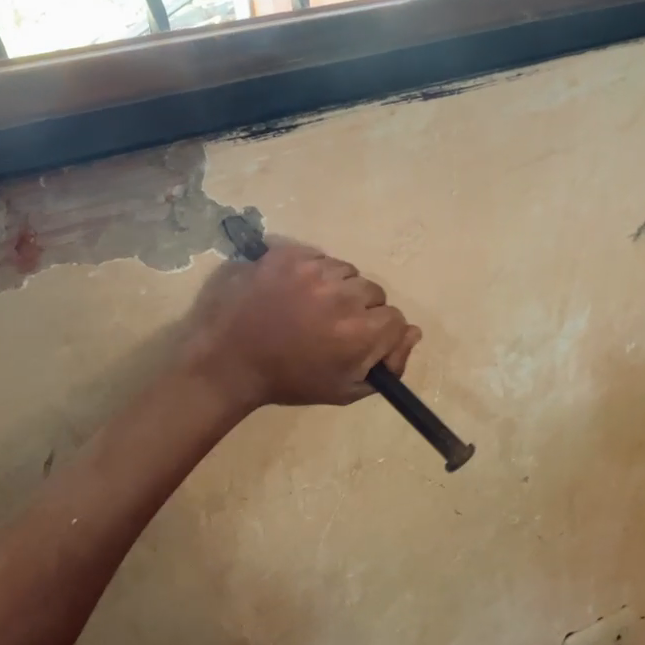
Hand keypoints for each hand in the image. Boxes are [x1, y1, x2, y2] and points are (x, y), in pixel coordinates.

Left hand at [181, 240, 422, 410]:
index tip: (357, 341)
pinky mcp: (287, 254)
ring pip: (346, 271)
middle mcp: (343, 295)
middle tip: (329, 325)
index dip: (379, 332)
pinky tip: (292, 292)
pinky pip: (317, 256)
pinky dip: (311, 271)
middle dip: (359, 309)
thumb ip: (388, 365)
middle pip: (372, 292)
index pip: (395, 318)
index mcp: (360, 332)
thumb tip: (414, 332)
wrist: (230, 361)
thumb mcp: (345, 389)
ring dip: (336, 287)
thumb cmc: (289, 380)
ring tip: (309, 307)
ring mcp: (313, 271)